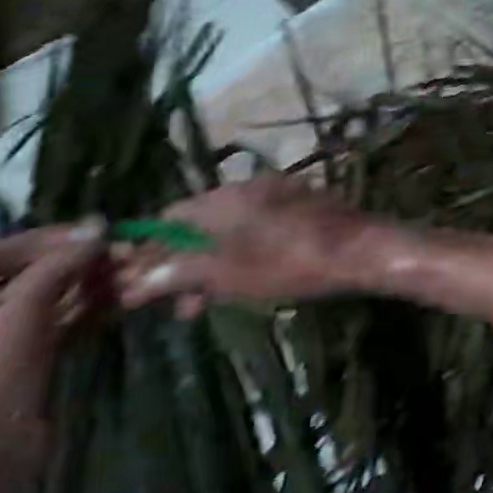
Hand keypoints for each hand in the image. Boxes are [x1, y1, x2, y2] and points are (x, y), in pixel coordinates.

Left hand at [0, 223, 104, 492]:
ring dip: (83, 290)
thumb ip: (53, 271)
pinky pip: (46, 337)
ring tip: (130, 275)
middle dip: (71, 266)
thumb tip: (97, 226)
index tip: (99, 229)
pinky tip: (118, 304)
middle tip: (123, 254)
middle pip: (14, 285)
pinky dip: (81, 318)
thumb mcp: (10, 329)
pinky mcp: (9, 384)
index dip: (45, 239)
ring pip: (37, 311)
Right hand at [116, 173, 379, 315]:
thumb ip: (177, 273)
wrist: (360, 250)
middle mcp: (249, 186)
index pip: (170, 217)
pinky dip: (242, 255)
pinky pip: (258, 229)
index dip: (150, 251)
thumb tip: (132, 281)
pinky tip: (245, 284)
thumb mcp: (225, 274)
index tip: (138, 285)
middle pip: (199, 224)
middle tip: (178, 306)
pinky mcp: (302, 207)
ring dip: (212, 265)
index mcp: (225, 196)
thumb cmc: (287, 262)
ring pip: (230, 230)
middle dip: (183, 265)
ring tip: (206, 305)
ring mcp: (279, 194)